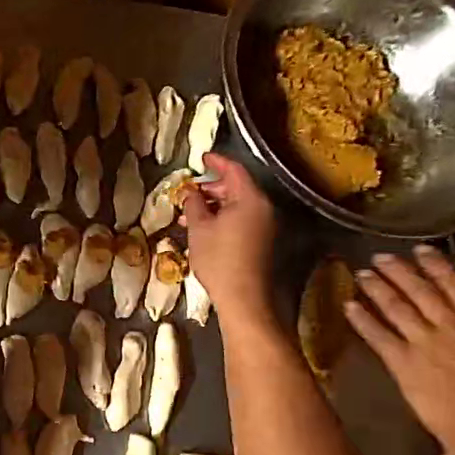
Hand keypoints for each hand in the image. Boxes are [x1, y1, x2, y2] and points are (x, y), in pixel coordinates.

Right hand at [178, 153, 274, 322]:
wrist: (243, 296)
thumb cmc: (219, 259)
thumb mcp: (199, 228)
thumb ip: (194, 204)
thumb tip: (190, 192)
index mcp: (250, 199)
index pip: (234, 170)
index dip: (217, 162)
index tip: (202, 158)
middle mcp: (262, 208)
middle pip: (237, 187)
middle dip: (211, 188)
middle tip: (190, 192)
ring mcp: (264, 225)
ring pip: (237, 205)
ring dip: (214, 206)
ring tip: (190, 214)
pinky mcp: (261, 241)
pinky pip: (241, 220)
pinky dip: (223, 218)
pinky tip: (204, 229)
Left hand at [345, 247, 454, 454]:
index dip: (437, 265)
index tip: (421, 250)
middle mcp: (453, 327)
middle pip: (421, 290)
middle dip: (398, 271)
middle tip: (379, 257)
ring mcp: (426, 344)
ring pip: (397, 307)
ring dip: (377, 288)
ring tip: (360, 274)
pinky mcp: (404, 364)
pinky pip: (378, 336)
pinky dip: (362, 319)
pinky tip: (348, 307)